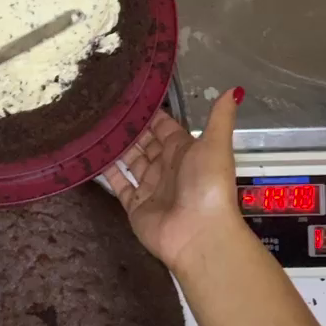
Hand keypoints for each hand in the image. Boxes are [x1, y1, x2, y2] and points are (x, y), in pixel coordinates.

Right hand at [102, 92, 246, 271]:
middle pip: (143, 143)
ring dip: (115, 146)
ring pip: (129, 161)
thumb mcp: (216, 146)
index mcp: (184, 151)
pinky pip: (118, 184)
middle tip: (103, 109)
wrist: (200, 235)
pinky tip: (90, 154)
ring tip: (93, 126)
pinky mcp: (135, 205)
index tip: (126, 96)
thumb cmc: (208, 187)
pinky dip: (106, 171)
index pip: (162, 127)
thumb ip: (219, 118)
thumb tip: (234, 89)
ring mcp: (149, 187)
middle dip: (127, 128)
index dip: (147, 113)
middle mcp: (166, 167)